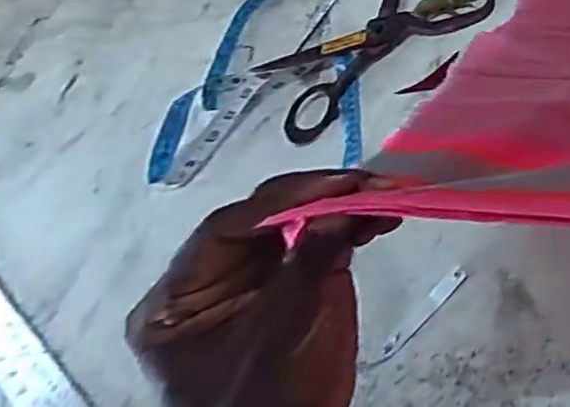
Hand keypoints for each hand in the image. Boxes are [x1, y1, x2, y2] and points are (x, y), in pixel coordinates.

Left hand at [127, 171, 400, 406]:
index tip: (333, 185)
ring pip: (304, 215)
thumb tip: (339, 210)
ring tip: (386, 196)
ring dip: (348, 202)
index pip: (228, 227)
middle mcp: (221, 272)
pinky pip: (330, 232)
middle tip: (367, 184)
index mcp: (183, 294)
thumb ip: (306, 267)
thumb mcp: (276, 334)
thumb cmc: (264, 398)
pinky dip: (359, 220)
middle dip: (323, 194)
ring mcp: (265, 269)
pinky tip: (383, 218)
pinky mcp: (304, 269)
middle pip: (269, 214)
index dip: (281, 198)